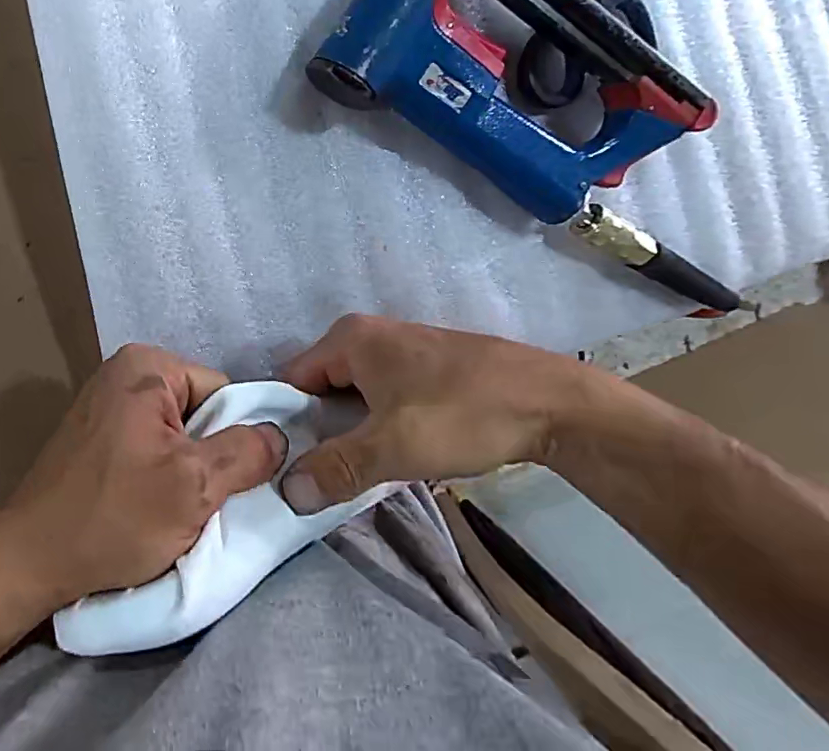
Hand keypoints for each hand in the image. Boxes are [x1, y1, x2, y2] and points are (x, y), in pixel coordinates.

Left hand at [0, 345, 286, 611]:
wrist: (21, 569)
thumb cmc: (110, 518)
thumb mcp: (195, 485)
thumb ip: (248, 451)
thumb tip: (280, 434)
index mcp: (147, 365)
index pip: (225, 393)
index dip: (236, 439)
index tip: (226, 482)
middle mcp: (123, 372)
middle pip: (202, 412)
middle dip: (209, 455)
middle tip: (200, 499)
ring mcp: (104, 403)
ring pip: (178, 434)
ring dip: (185, 470)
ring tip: (172, 508)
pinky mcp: (93, 436)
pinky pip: (150, 446)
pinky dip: (158, 475)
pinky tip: (147, 507)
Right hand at [278, 315, 620, 513]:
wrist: (548, 402)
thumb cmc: (461, 413)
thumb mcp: (392, 447)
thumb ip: (336, 468)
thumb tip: (287, 492)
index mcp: (350, 338)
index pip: (291, 381)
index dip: (283, 424)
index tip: (280, 468)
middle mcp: (371, 335)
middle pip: (321, 389)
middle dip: (317, 432)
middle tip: (315, 481)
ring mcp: (402, 350)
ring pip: (355, 397)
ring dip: (351, 434)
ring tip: (351, 476)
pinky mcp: (428, 369)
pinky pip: (383, 398)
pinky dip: (379, 426)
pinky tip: (391, 456)